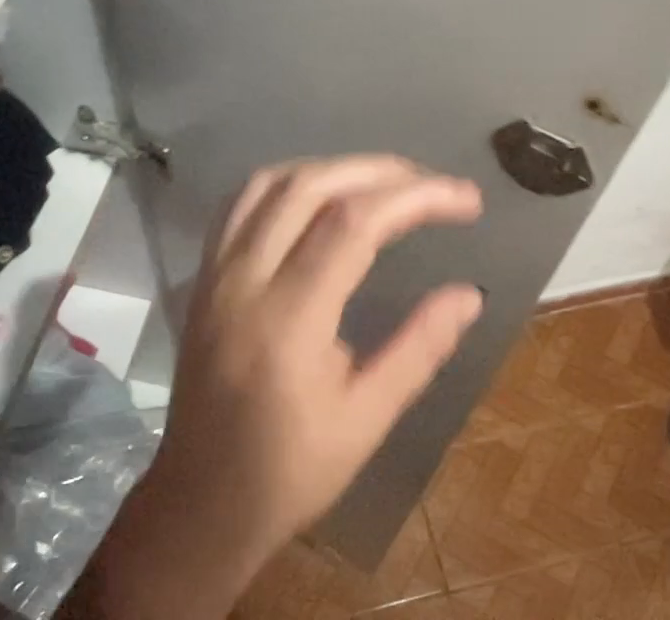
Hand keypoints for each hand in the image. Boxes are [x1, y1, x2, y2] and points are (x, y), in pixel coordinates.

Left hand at [75, 156, 484, 619]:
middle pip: (310, 186)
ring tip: (383, 182)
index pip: (354, 223)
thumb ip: (418, 349)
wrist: (200, 502)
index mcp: (288, 320)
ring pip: (269, 184)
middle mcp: (243, 280)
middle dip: (379, 171)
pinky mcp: (202, 278)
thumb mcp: (367, 420)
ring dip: (331, 168)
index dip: (416, 197)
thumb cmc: (290, 471)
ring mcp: (214, 274)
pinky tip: (318, 197)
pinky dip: (287, 183)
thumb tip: (469, 293)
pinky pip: (240, 204)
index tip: (467, 200)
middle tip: (432, 185)